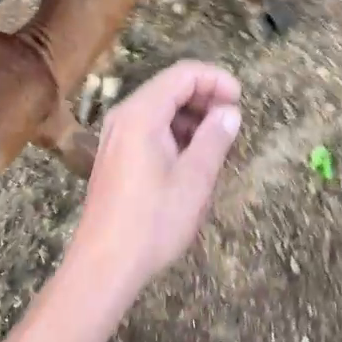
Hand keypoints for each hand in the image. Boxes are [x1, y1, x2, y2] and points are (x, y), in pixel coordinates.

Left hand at [67, 61, 242, 290]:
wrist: (102, 268)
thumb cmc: (152, 222)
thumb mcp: (194, 180)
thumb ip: (215, 139)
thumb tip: (230, 113)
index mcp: (141, 114)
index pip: (183, 74)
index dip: (215, 80)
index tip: (240, 100)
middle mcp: (124, 116)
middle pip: (170, 87)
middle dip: (205, 97)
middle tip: (232, 120)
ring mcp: (115, 136)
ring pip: (160, 108)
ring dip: (191, 116)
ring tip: (217, 141)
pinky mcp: (114, 156)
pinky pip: (149, 127)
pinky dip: (174, 131)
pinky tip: (191, 158)